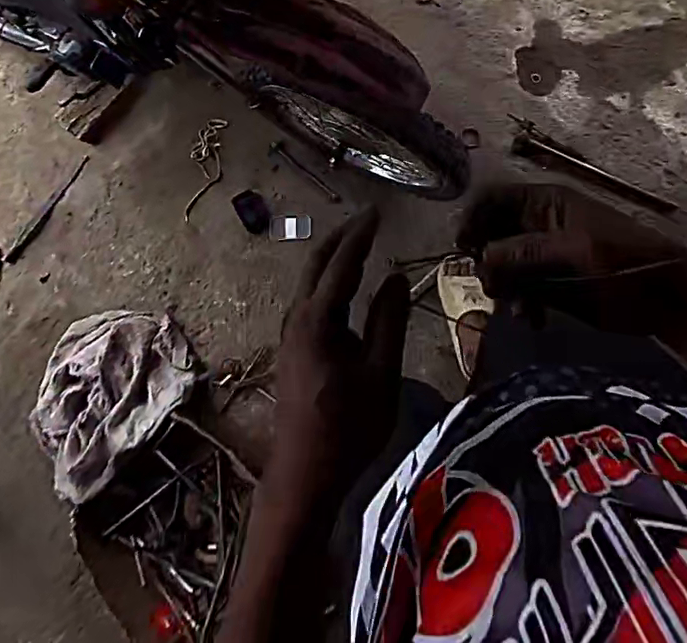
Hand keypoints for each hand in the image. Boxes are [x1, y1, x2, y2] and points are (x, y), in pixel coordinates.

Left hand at [269, 209, 408, 502]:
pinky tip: (345, 287)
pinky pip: (309, 299)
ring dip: (333, 256)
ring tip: (359, 243)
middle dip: (341, 236)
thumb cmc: (348, 428)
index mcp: (318, 321)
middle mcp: (297, 319)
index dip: (361, 234)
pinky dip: (328, 280)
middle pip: (317, 263)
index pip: (342, 263)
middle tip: (368, 220)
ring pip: (309, 281)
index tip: (378, 212)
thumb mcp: (381, 374)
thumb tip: (396, 278)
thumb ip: (390, 322)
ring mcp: (290, 334)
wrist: (303, 475)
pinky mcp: (291, 348)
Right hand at [457, 183, 686, 332]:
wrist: (667, 299)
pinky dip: (517, 303)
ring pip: (500, 265)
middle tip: (492, 284)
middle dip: (486, 258)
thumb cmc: (625, 260)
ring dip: (501, 286)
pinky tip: (530, 318)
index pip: (493, 198)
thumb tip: (480, 260)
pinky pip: (518, 289)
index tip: (464, 246)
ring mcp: (542, 255)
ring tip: (516, 308)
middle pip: (491, 233)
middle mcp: (537, 225)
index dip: (473, 217)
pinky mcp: (548, 284)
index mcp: (544, 202)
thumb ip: (525, 252)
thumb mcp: (575, 250)